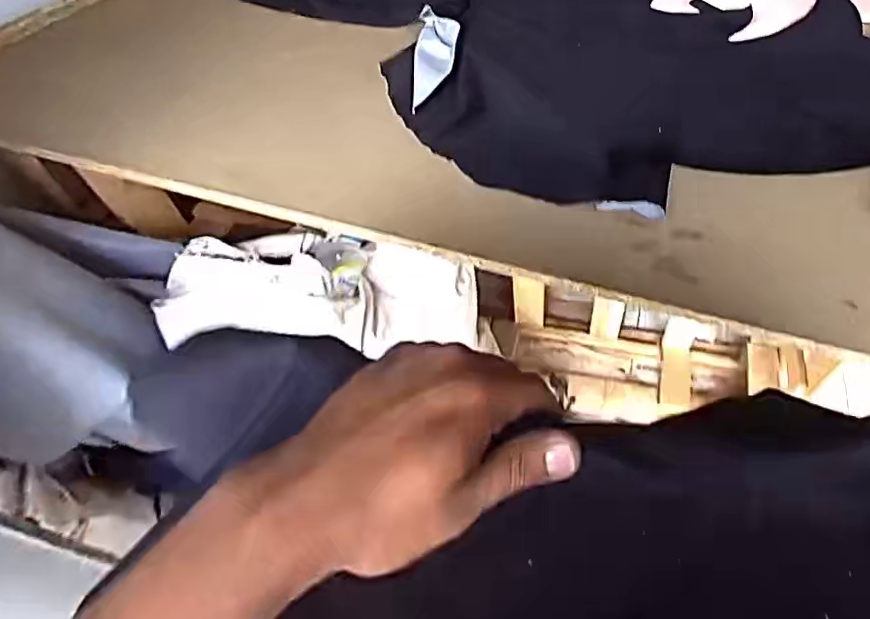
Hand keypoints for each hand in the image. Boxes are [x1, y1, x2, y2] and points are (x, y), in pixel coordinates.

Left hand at [81, 344, 577, 618]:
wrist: (300, 499)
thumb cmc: (384, 513)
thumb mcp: (461, 504)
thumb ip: (519, 466)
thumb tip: (569, 448)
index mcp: (477, 394)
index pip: (535, 389)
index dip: (545, 414)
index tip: (542, 437)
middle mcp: (451, 361)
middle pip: (502, 372)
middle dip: (510, 402)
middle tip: (496, 447)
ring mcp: (415, 355)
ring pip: (467, 363)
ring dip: (474, 390)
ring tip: (454, 435)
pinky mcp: (387, 359)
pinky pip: (431, 361)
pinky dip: (440, 381)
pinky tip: (418, 418)